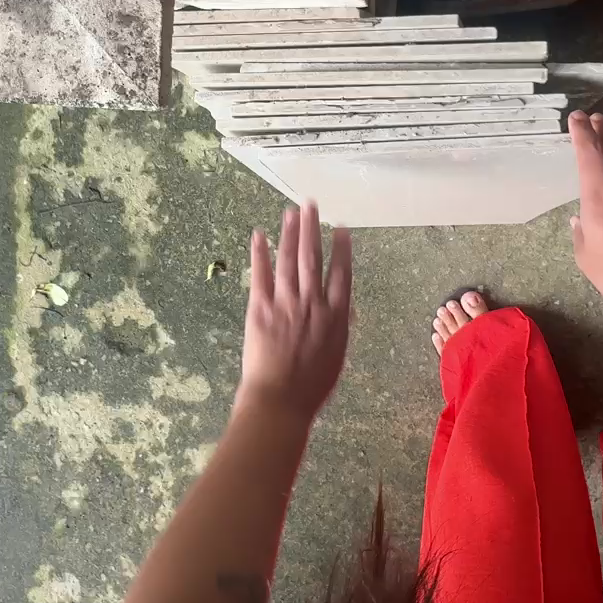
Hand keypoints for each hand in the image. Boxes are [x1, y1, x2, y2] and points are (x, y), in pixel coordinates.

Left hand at [237, 201, 351, 423]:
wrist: (280, 399)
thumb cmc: (312, 385)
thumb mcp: (336, 356)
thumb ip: (338, 327)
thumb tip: (343, 308)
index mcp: (335, 316)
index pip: (341, 273)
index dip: (342, 248)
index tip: (341, 227)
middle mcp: (312, 302)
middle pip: (313, 257)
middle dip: (312, 228)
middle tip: (310, 204)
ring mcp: (285, 302)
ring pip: (289, 260)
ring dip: (290, 233)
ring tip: (291, 211)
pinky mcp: (260, 307)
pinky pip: (260, 274)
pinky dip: (260, 253)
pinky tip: (259, 235)